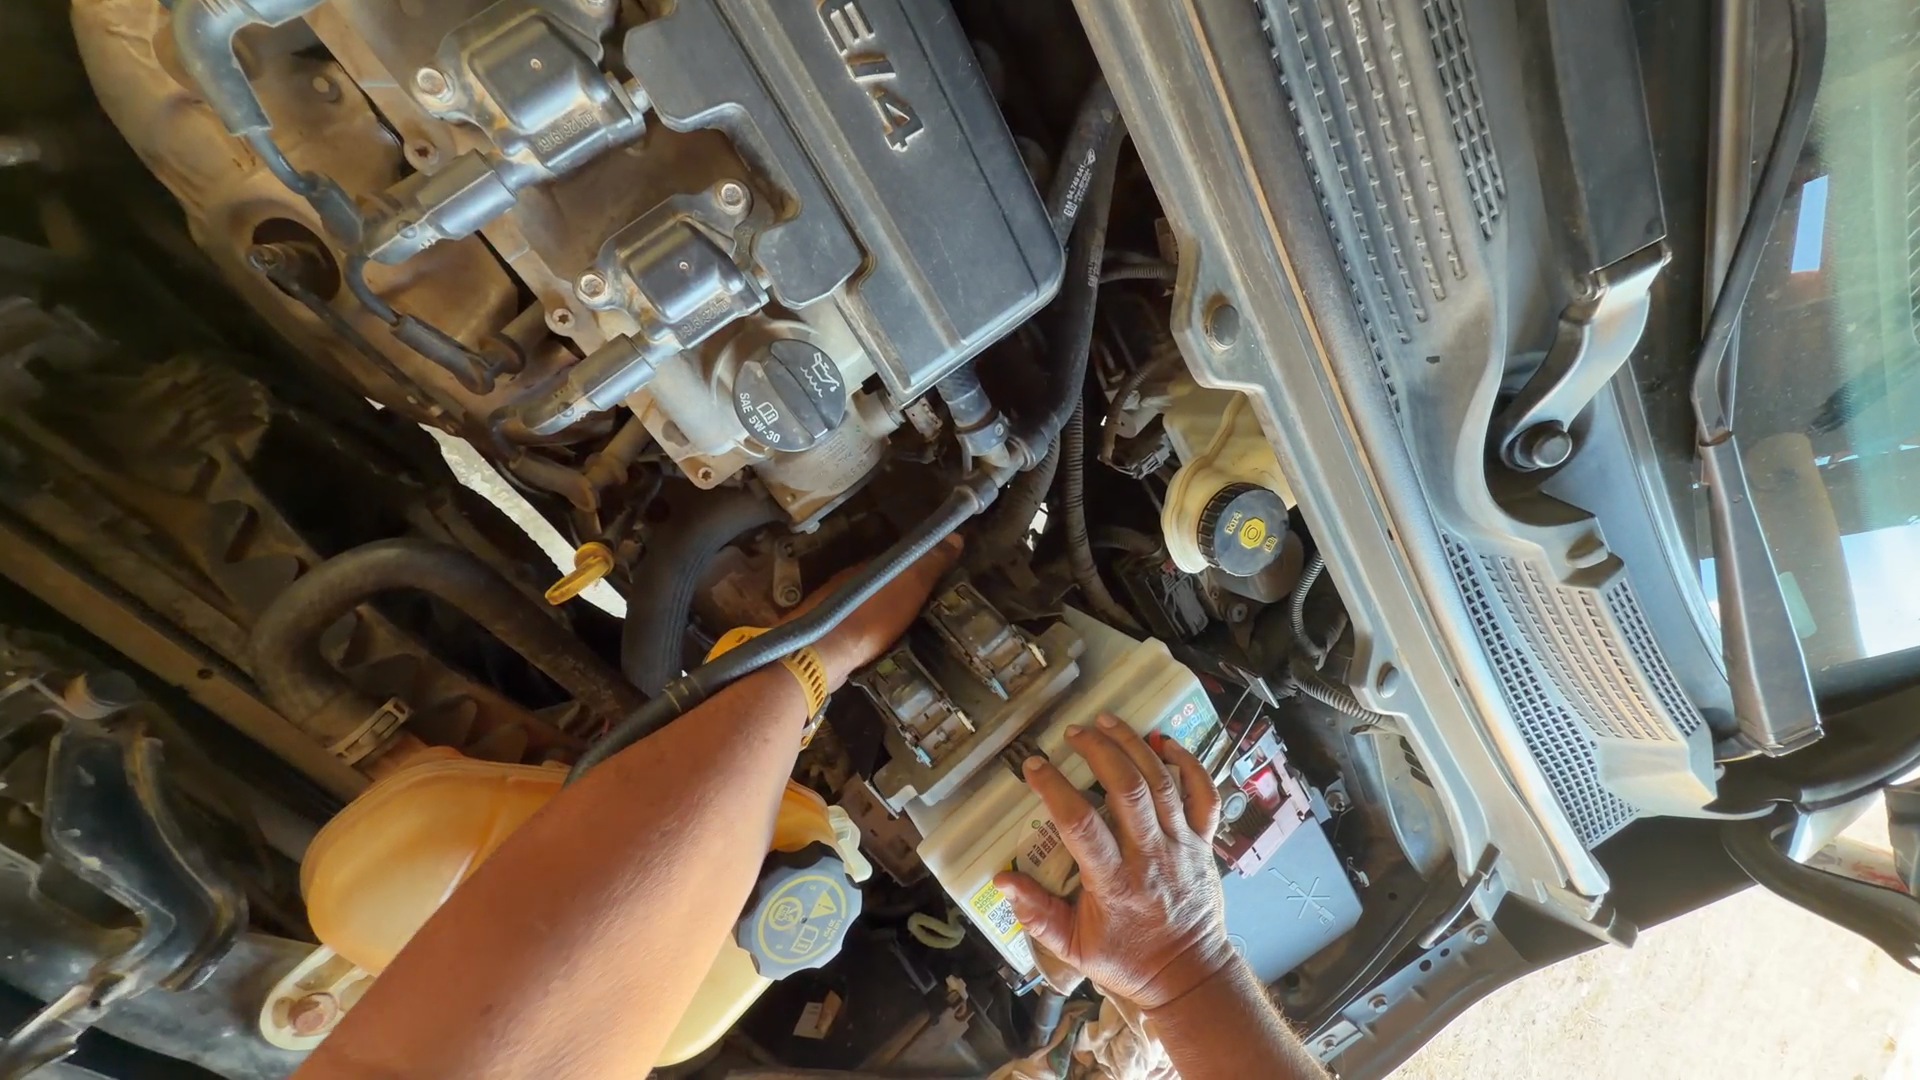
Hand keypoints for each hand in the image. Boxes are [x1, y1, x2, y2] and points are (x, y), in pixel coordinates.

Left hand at [802, 534, 961, 687]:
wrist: (821, 654)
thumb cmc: (870, 618)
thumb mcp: (908, 588)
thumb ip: (929, 564)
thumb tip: (955, 535)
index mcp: (869, 567)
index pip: (897, 559)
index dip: (917, 565)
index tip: (935, 576)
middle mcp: (848, 582)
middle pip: (879, 581)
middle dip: (899, 588)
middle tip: (923, 604)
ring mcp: (832, 607)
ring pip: (865, 603)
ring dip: (882, 609)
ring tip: (905, 625)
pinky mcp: (824, 634)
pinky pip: (853, 625)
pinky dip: (868, 629)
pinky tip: (878, 643)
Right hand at [993, 714, 1234, 1010]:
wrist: (1191, 978)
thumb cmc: (1128, 961)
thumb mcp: (1074, 948)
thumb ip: (1037, 914)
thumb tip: (1002, 879)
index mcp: (1115, 883)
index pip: (1081, 825)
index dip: (1055, 789)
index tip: (1034, 765)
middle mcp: (1151, 857)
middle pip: (1127, 790)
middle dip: (1099, 751)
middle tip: (1074, 731)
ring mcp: (1182, 846)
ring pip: (1161, 783)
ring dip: (1133, 745)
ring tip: (1107, 720)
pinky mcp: (1204, 843)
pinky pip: (1204, 795)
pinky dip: (1189, 764)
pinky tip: (1165, 741)